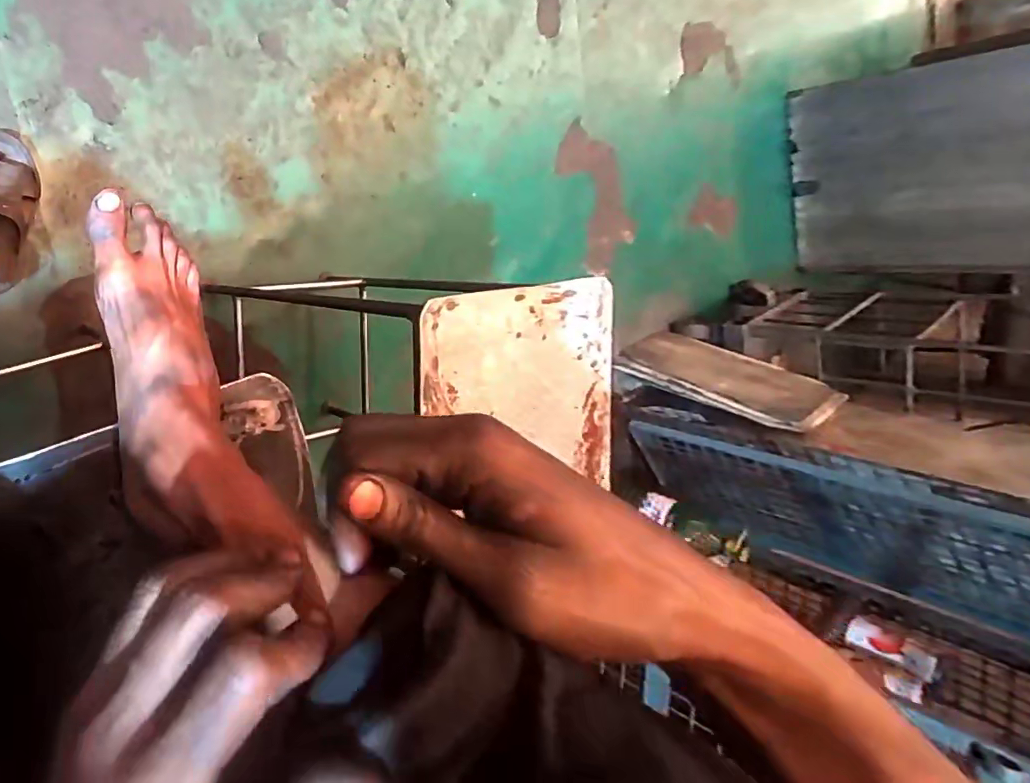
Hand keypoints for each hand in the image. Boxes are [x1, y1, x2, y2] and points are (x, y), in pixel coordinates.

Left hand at [51, 551, 329, 782]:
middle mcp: (124, 722)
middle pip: (199, 611)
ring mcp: (96, 692)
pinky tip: (217, 571)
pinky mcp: (87, 680)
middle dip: (259, 582)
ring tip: (265, 559)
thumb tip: (369, 757)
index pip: (241, 673)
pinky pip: (137, 602)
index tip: (324, 632)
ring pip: (163, 589)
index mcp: (172, 775)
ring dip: (222, 563)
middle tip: (299, 572)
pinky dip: (184, 572)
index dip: (295, 645)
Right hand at [325, 412, 760, 663]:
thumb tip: (348, 490)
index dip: (346, 504)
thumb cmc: (601, 597)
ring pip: (390, 453)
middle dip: (353, 496)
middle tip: (370, 564)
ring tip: (389, 563)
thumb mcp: (507, 578)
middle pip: (370, 439)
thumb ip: (423, 528)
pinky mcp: (485, 465)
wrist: (682, 601)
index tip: (361, 570)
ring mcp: (476, 444)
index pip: (364, 447)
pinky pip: (417, 469)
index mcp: (468, 444)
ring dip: (374, 502)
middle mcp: (464, 428)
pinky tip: (413, 547)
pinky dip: (399, 503)